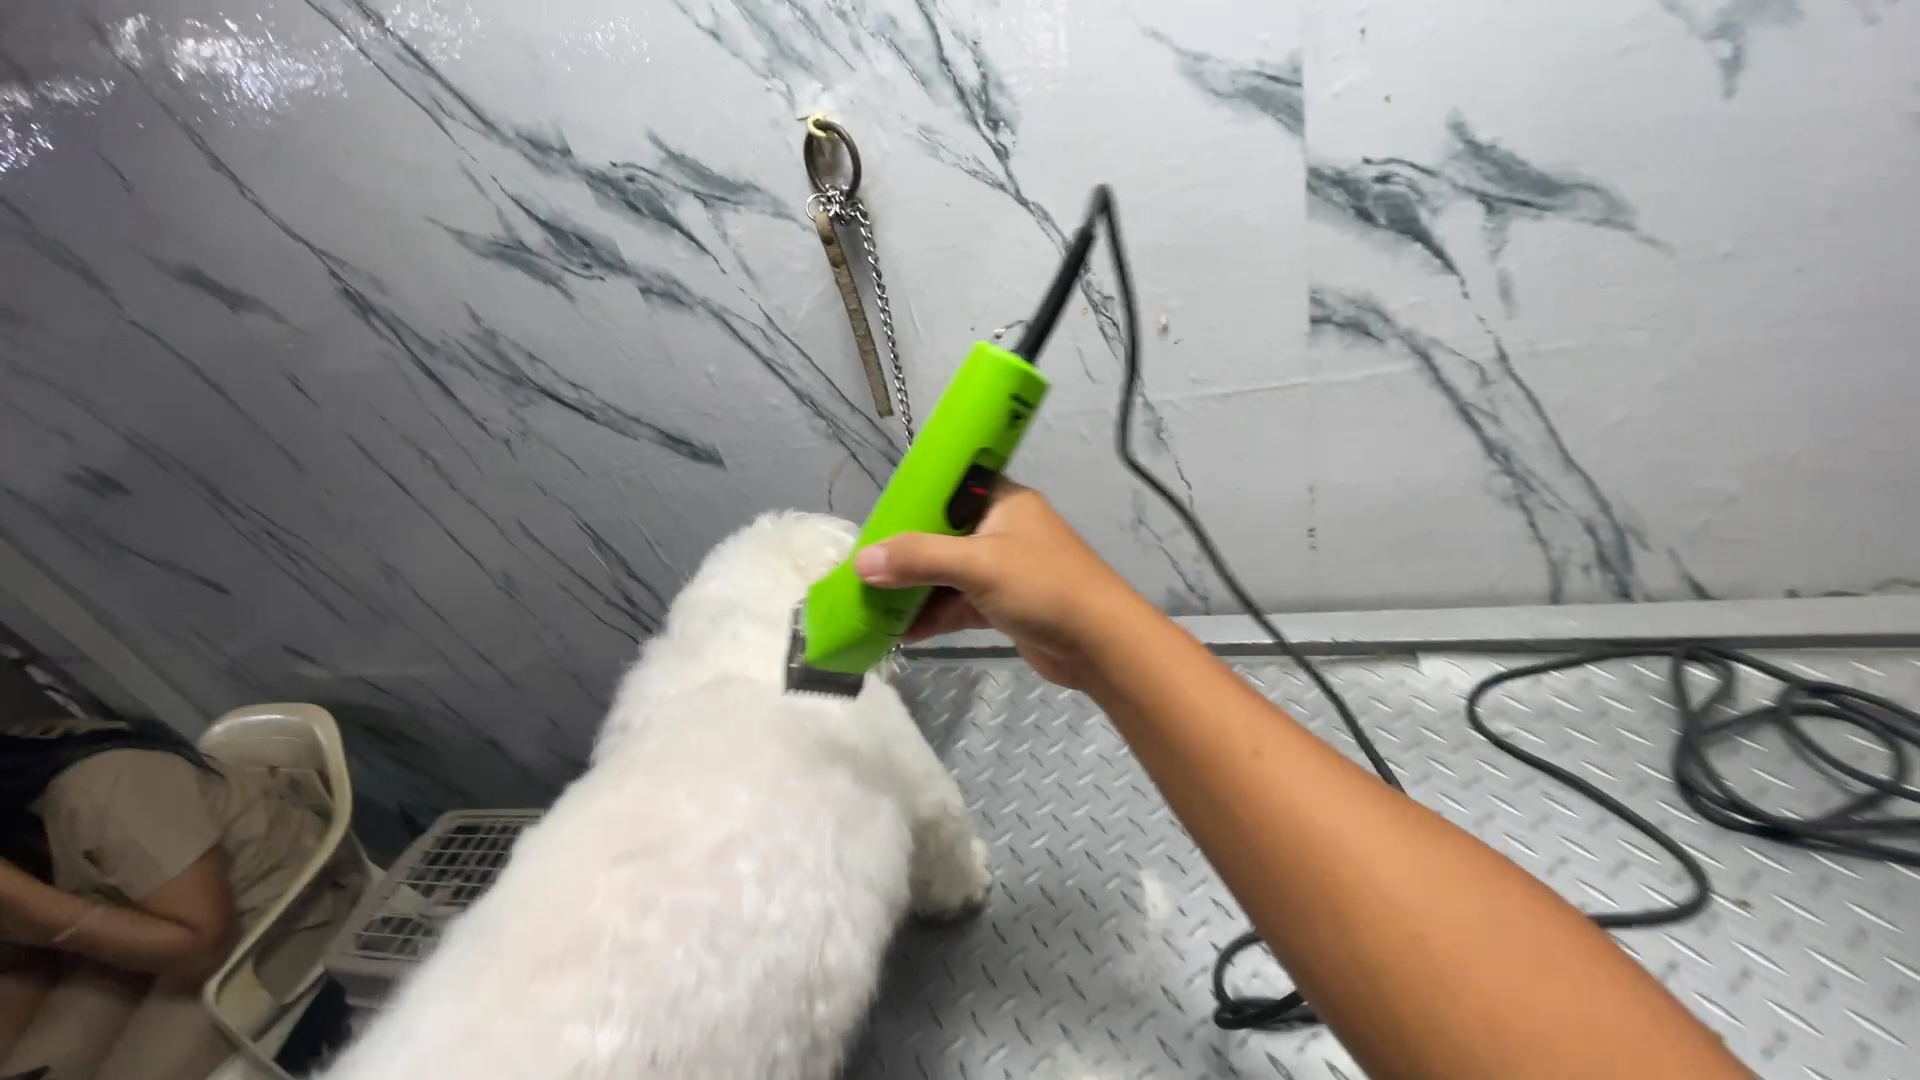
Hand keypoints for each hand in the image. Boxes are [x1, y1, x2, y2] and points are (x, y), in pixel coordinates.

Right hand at [853, 481, 1140, 687]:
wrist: (1101, 645)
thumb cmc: (1044, 586)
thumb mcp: (978, 564)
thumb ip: (920, 558)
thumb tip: (862, 562)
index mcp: (1002, 500)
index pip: (947, 488)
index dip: (910, 502)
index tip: (874, 521)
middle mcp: (1001, 529)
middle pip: (940, 535)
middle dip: (903, 555)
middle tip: (862, 568)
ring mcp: (1002, 569)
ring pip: (946, 574)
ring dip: (913, 590)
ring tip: (869, 604)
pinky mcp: (1003, 604)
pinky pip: (957, 603)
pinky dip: (932, 615)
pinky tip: (898, 632)